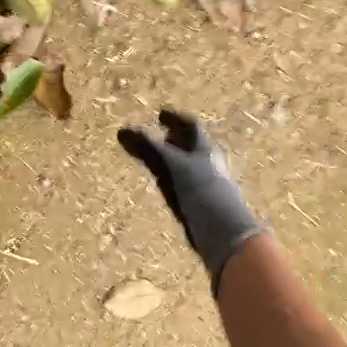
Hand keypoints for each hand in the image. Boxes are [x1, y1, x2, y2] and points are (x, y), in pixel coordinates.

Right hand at [118, 110, 268, 287]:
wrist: (224, 231)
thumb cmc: (200, 191)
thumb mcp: (171, 165)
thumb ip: (148, 148)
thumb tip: (122, 131)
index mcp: (205, 149)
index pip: (190, 126)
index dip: (175, 119)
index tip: (160, 114)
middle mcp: (209, 163)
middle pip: (192, 146)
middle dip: (175, 140)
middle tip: (159, 137)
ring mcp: (207, 184)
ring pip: (189, 166)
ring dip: (174, 161)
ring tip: (157, 161)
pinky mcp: (203, 203)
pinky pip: (186, 184)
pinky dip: (173, 179)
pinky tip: (166, 187)